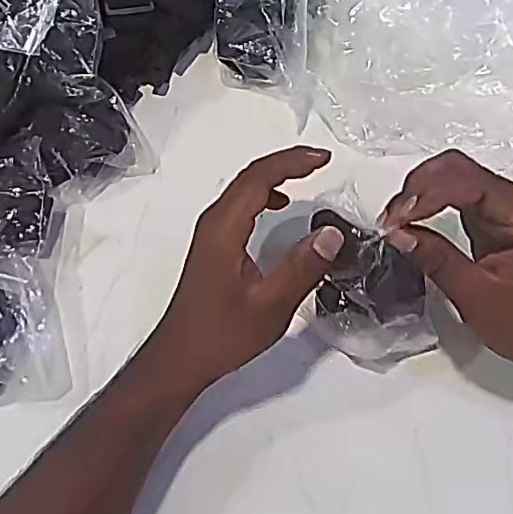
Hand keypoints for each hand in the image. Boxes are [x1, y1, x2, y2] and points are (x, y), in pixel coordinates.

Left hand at [140, 147, 344, 392]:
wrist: (182, 354)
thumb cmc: (221, 333)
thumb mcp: (271, 305)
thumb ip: (302, 267)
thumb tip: (331, 234)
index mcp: (224, 228)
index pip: (258, 178)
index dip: (292, 162)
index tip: (323, 158)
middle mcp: (214, 222)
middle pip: (249, 176)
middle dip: (286, 162)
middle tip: (320, 160)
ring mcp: (211, 231)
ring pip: (243, 188)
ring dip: (275, 176)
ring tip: (307, 174)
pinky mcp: (213, 243)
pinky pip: (240, 204)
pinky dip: (263, 194)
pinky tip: (280, 205)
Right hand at [379, 150, 512, 383]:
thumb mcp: (480, 299)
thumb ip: (438, 260)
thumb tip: (398, 234)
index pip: (471, 185)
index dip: (427, 194)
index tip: (396, 219)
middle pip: (461, 170)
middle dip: (420, 187)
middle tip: (393, 217)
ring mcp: (508, 209)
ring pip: (455, 176)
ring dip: (420, 192)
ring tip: (396, 219)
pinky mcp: (494, 218)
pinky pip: (456, 194)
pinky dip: (428, 201)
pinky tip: (411, 218)